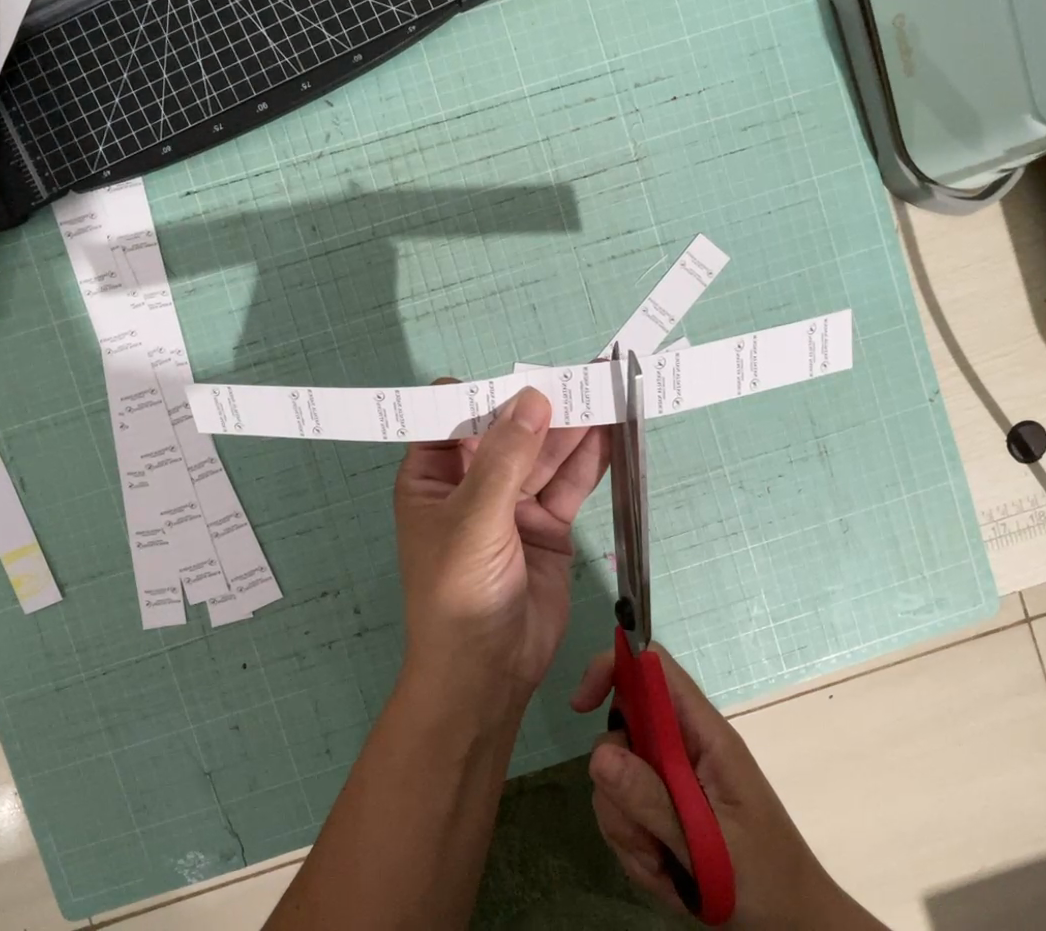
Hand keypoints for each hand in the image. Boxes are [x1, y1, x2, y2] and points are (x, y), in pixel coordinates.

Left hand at [393, 386, 609, 699]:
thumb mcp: (474, 521)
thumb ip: (505, 459)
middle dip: (544, 404)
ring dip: (574, 425)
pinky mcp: (546, 527)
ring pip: (544, 454)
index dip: (485, 394)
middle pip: (509, 431)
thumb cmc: (458, 594)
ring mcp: (510, 505)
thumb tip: (532, 398)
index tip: (525, 378)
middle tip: (588, 371)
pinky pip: (568, 485)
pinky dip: (590, 460)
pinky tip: (613, 430)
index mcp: (432, 476)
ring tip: (610, 388)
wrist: (486, 675)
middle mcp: (471, 484)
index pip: (453, 417)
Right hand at [570, 647, 884, 930]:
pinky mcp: (662, 807)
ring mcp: (671, 777)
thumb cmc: (765, 878)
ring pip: (614, 778)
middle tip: (646, 837)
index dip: (611, 669)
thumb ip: (652, 800)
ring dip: (628, 828)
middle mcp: (682, 747)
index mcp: (704, 735)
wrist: (792, 925)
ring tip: (665, 866)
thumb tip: (599, 754)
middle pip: (620, 731)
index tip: (581, 707)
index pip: (651, 668)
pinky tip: (664, 873)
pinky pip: (622, 812)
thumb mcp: (708, 843)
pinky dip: (634, 848)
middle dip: (617, 787)